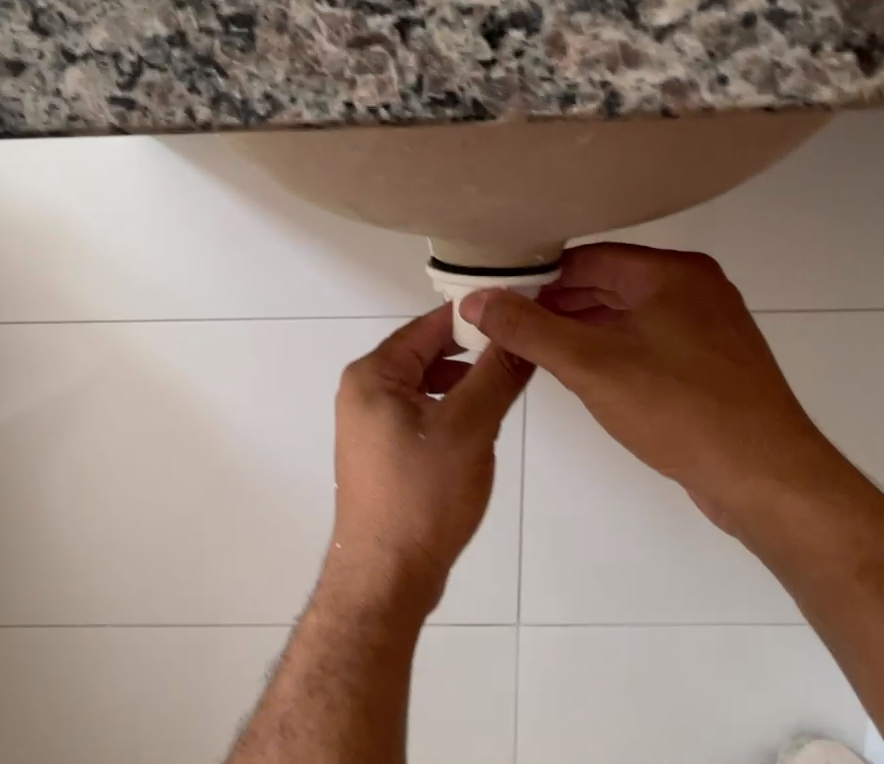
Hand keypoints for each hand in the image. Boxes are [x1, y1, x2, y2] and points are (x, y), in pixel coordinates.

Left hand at [325, 304, 532, 613]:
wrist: (387, 576)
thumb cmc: (423, 495)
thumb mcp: (469, 427)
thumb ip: (496, 374)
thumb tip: (520, 331)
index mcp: (371, 374)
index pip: (427, 327)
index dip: (473, 316)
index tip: (517, 308)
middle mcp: (362, 391)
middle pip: (424, 354)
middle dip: (470, 350)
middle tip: (519, 346)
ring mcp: (369, 424)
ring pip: (425, 385)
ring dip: (463, 382)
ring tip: (506, 383)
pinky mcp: (382, 452)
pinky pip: (420, 413)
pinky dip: (450, 409)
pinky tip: (480, 423)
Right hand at [459, 243, 863, 532]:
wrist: (769, 482)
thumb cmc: (680, 410)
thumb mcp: (590, 365)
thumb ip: (527, 329)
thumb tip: (474, 301)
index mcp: (672, 274)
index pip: (585, 259)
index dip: (536, 277)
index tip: (495, 299)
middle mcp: (694, 289)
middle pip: (605, 284)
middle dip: (554, 304)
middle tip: (504, 325)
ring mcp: (707, 327)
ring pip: (625, 314)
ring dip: (578, 328)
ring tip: (530, 347)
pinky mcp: (711, 364)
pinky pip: (646, 341)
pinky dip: (608, 349)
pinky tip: (577, 371)